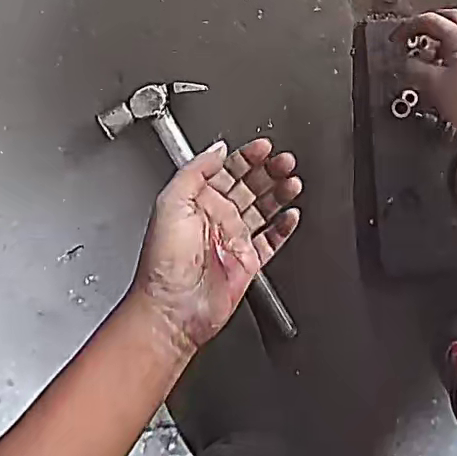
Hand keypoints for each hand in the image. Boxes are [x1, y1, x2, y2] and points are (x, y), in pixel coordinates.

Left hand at [129, 139, 301, 353]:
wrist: (173, 309)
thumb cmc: (163, 263)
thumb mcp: (171, 201)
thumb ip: (195, 170)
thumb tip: (217, 148)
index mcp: (197, 201)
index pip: (227, 169)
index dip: (248, 156)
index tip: (264, 147)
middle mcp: (216, 218)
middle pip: (250, 185)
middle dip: (269, 170)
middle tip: (285, 161)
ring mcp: (233, 240)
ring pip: (264, 208)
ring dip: (280, 193)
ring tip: (293, 181)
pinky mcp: (247, 262)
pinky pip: (271, 240)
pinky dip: (284, 227)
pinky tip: (292, 215)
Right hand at [397, 9, 456, 138]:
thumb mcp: (433, 84)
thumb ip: (414, 68)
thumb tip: (405, 62)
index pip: (430, 20)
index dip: (409, 27)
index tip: (397, 38)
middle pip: (446, 21)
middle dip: (425, 27)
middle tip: (410, 36)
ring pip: (454, 38)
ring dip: (435, 43)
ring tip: (420, 57)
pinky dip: (444, 56)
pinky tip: (436, 72)